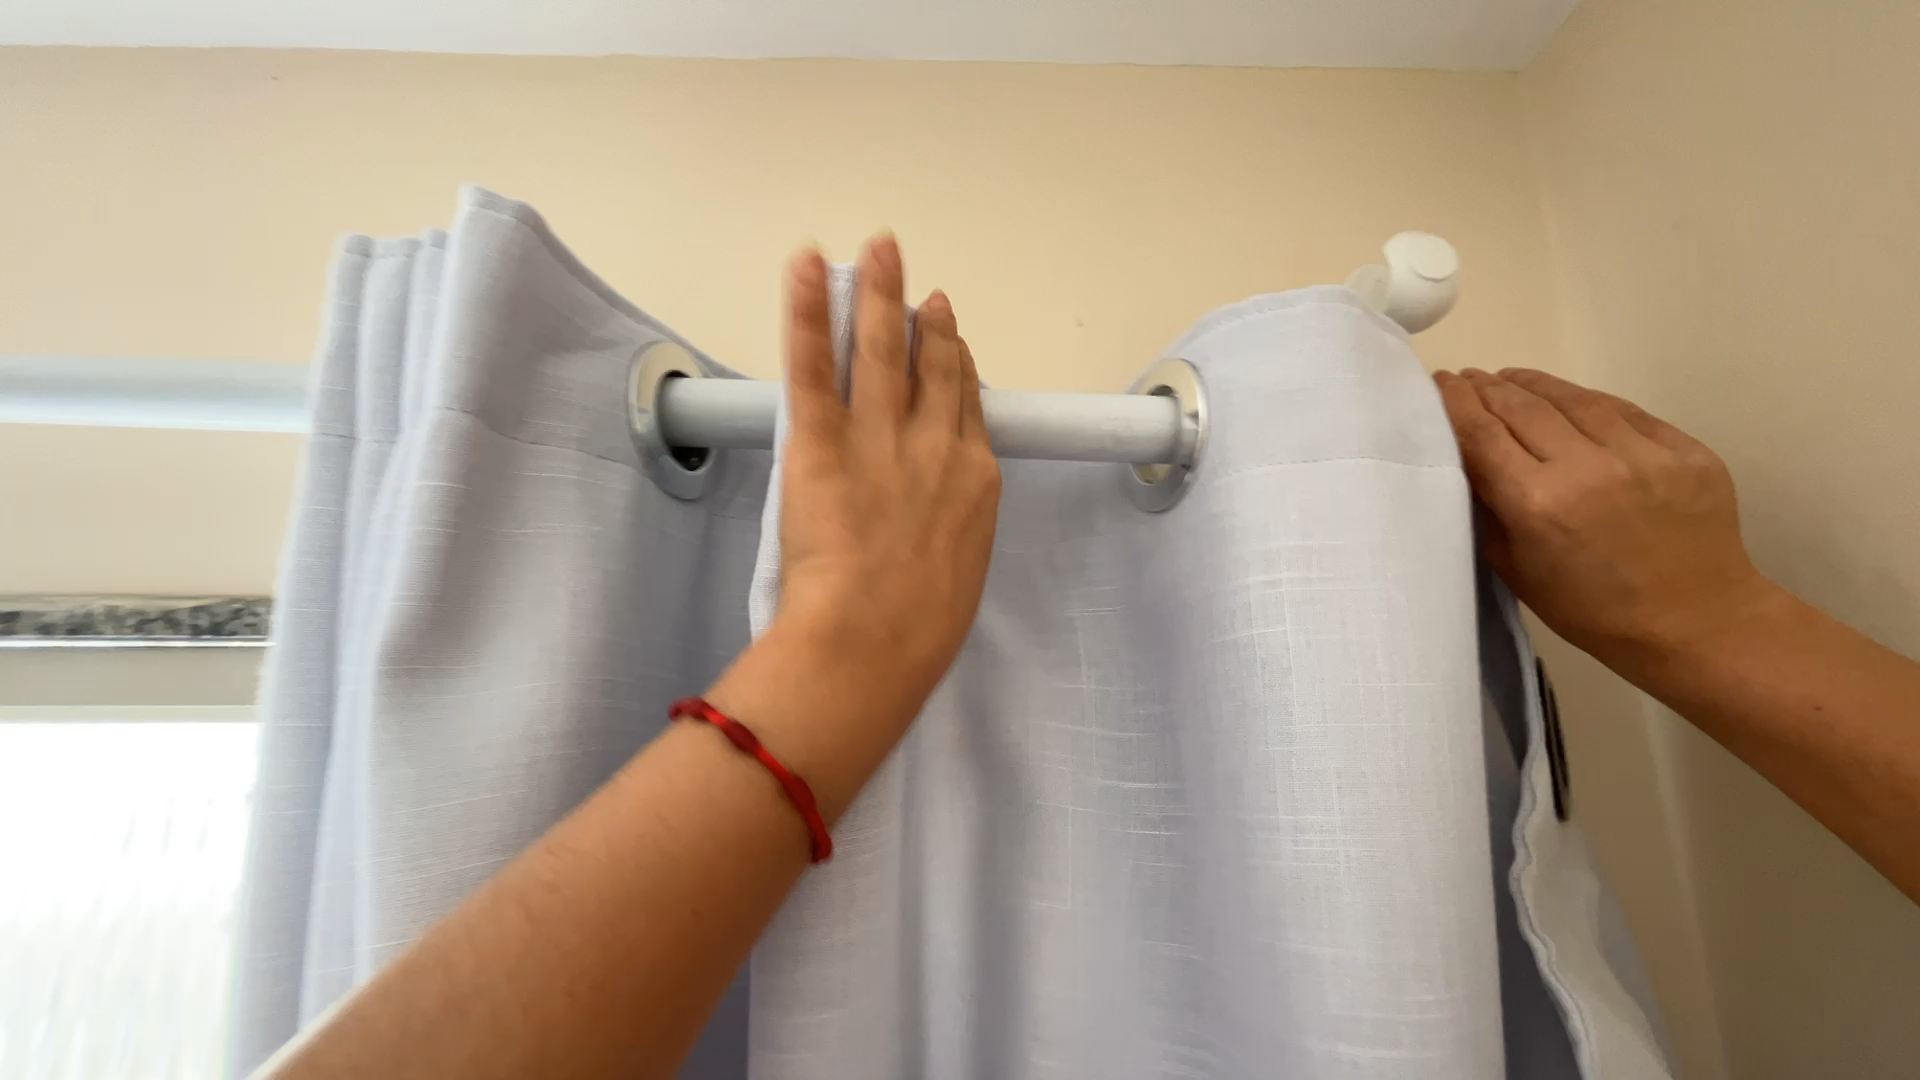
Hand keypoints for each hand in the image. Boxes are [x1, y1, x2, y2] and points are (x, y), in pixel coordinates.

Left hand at [770, 234, 1001, 722]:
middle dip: (925, 319)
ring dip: (878, 295)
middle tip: (917, 283)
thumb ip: (951, 530)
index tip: (948, 340)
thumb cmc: (921, 631)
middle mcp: (936, 444)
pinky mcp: (823, 442)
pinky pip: (814, 366)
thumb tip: (936, 521)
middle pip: (933, 365)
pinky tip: (805, 266)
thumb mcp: (959, 574)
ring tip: (878, 250)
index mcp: (975, 480)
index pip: (967, 404)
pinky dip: (806, 312)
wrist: (874, 644)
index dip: (957, 365)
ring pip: (880, 351)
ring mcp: (881, 438)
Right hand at [1434, 367, 1778, 662]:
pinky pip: (1621, 411)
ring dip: (1531, 384)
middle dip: (1486, 388)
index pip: (1482, 434)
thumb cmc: (1584, 606)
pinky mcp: (1685, 450)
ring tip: (1505, 378)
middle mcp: (1587, 469)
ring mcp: (1643, 455)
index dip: (1455, 404)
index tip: (1437, 382)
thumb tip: (1466, 461)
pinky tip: (1562, 397)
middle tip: (1463, 377)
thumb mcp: (1511, 564)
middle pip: (1522, 408)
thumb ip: (1486, 508)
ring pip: (1573, 400)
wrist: (1694, 621)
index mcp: (1536, 503)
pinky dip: (1582, 399)